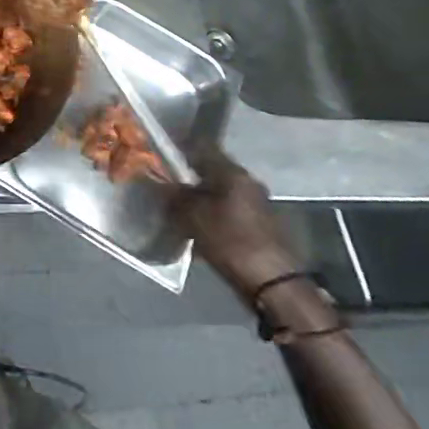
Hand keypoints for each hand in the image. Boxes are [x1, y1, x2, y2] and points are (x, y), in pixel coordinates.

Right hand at [170, 157, 300, 295]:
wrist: (271, 282)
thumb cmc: (229, 240)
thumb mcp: (191, 215)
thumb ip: (173, 194)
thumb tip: (157, 178)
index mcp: (233, 172)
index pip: (203, 147)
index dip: (181, 149)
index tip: (163, 157)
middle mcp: (248, 181)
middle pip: (213, 170)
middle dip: (190, 177)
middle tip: (169, 188)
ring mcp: (258, 203)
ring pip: (221, 192)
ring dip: (202, 198)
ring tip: (182, 212)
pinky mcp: (261, 224)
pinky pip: (230, 210)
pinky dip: (214, 214)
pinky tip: (201, 230)